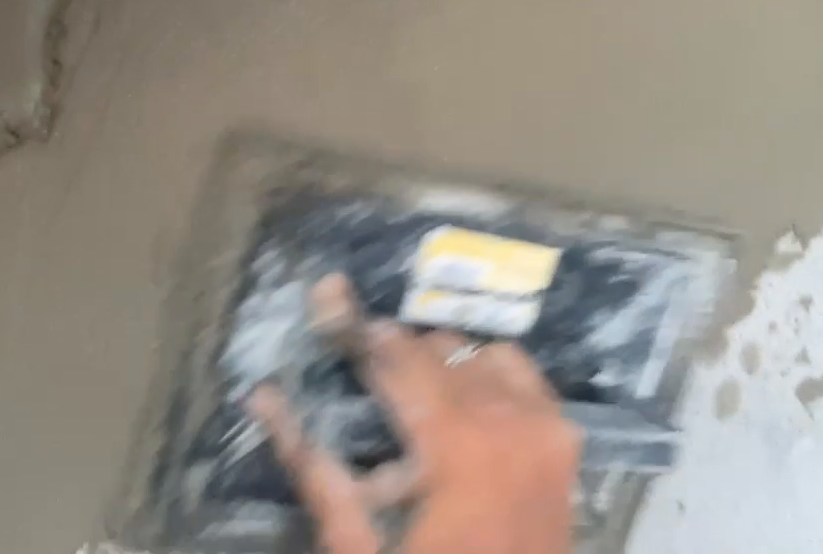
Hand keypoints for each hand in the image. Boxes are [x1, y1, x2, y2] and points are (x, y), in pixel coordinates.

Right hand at [244, 275, 579, 553]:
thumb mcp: (359, 544)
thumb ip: (311, 464)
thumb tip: (260, 396)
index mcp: (458, 443)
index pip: (393, 356)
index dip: (353, 325)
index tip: (326, 294)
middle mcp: (507, 418)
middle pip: (430, 347)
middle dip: (389, 353)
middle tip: (362, 375)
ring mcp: (543, 426)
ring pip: (471, 350)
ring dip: (435, 362)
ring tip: (410, 396)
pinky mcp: (562, 438)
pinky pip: (515, 368)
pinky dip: (482, 369)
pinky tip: (458, 398)